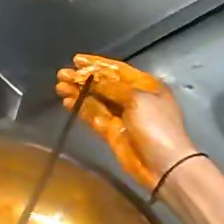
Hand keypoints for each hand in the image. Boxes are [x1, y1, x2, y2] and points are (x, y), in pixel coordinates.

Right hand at [56, 54, 197, 189]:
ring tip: (59, 87)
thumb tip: (92, 79)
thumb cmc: (156, 125)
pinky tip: (67, 102)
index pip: (117, 69)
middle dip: (83, 78)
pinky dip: (81, 109)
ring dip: (78, 93)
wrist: (163, 164)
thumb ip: (112, 87)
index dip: (97, 63)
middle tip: (62, 74)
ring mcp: (122, 116)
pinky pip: (94, 116)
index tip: (76, 59)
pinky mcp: (112, 132)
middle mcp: (133, 98)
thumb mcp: (138, 99)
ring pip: (96, 100)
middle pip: (104, 84)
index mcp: (145, 85)